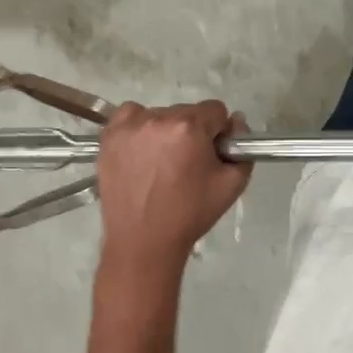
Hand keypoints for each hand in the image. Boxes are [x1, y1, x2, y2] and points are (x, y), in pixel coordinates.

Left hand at [94, 100, 251, 273]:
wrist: (144, 242)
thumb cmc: (191, 213)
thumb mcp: (233, 184)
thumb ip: (242, 148)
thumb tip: (236, 123)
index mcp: (191, 127)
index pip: (216, 110)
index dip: (219, 132)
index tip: (212, 154)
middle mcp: (159, 119)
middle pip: (188, 112)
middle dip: (193, 132)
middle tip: (187, 163)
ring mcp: (130, 127)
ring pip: (161, 114)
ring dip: (167, 130)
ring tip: (162, 161)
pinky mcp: (109, 137)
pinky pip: (130, 115)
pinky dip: (138, 126)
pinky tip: (141, 149)